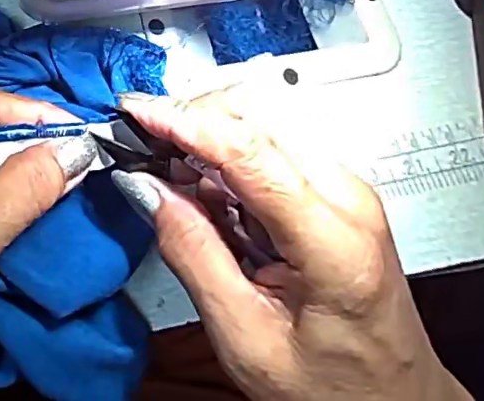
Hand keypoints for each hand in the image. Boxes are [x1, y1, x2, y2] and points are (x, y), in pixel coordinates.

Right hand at [113, 91, 470, 400]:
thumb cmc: (336, 390)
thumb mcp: (247, 340)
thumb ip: (192, 254)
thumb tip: (148, 187)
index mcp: (333, 241)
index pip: (247, 150)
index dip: (184, 121)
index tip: (138, 111)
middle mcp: (346, 197)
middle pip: (252, 118)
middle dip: (190, 121)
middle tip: (146, 146)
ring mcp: (343, 185)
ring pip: (256, 121)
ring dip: (205, 135)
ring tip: (175, 175)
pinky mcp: (331, 184)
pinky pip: (266, 141)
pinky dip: (224, 151)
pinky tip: (208, 188)